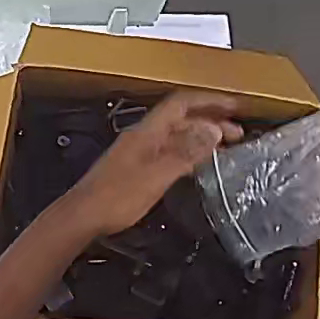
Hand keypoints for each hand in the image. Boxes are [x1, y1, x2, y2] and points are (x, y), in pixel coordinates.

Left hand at [57, 91, 243, 236]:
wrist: (81, 217)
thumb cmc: (116, 198)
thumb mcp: (157, 175)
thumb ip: (186, 152)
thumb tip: (214, 130)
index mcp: (147, 132)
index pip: (182, 104)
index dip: (209, 101)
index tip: (235, 107)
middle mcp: (143, 136)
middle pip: (181, 118)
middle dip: (211, 120)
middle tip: (238, 133)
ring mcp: (138, 151)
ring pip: (176, 135)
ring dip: (201, 137)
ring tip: (225, 147)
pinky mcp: (136, 167)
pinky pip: (169, 151)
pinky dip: (189, 152)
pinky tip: (198, 164)